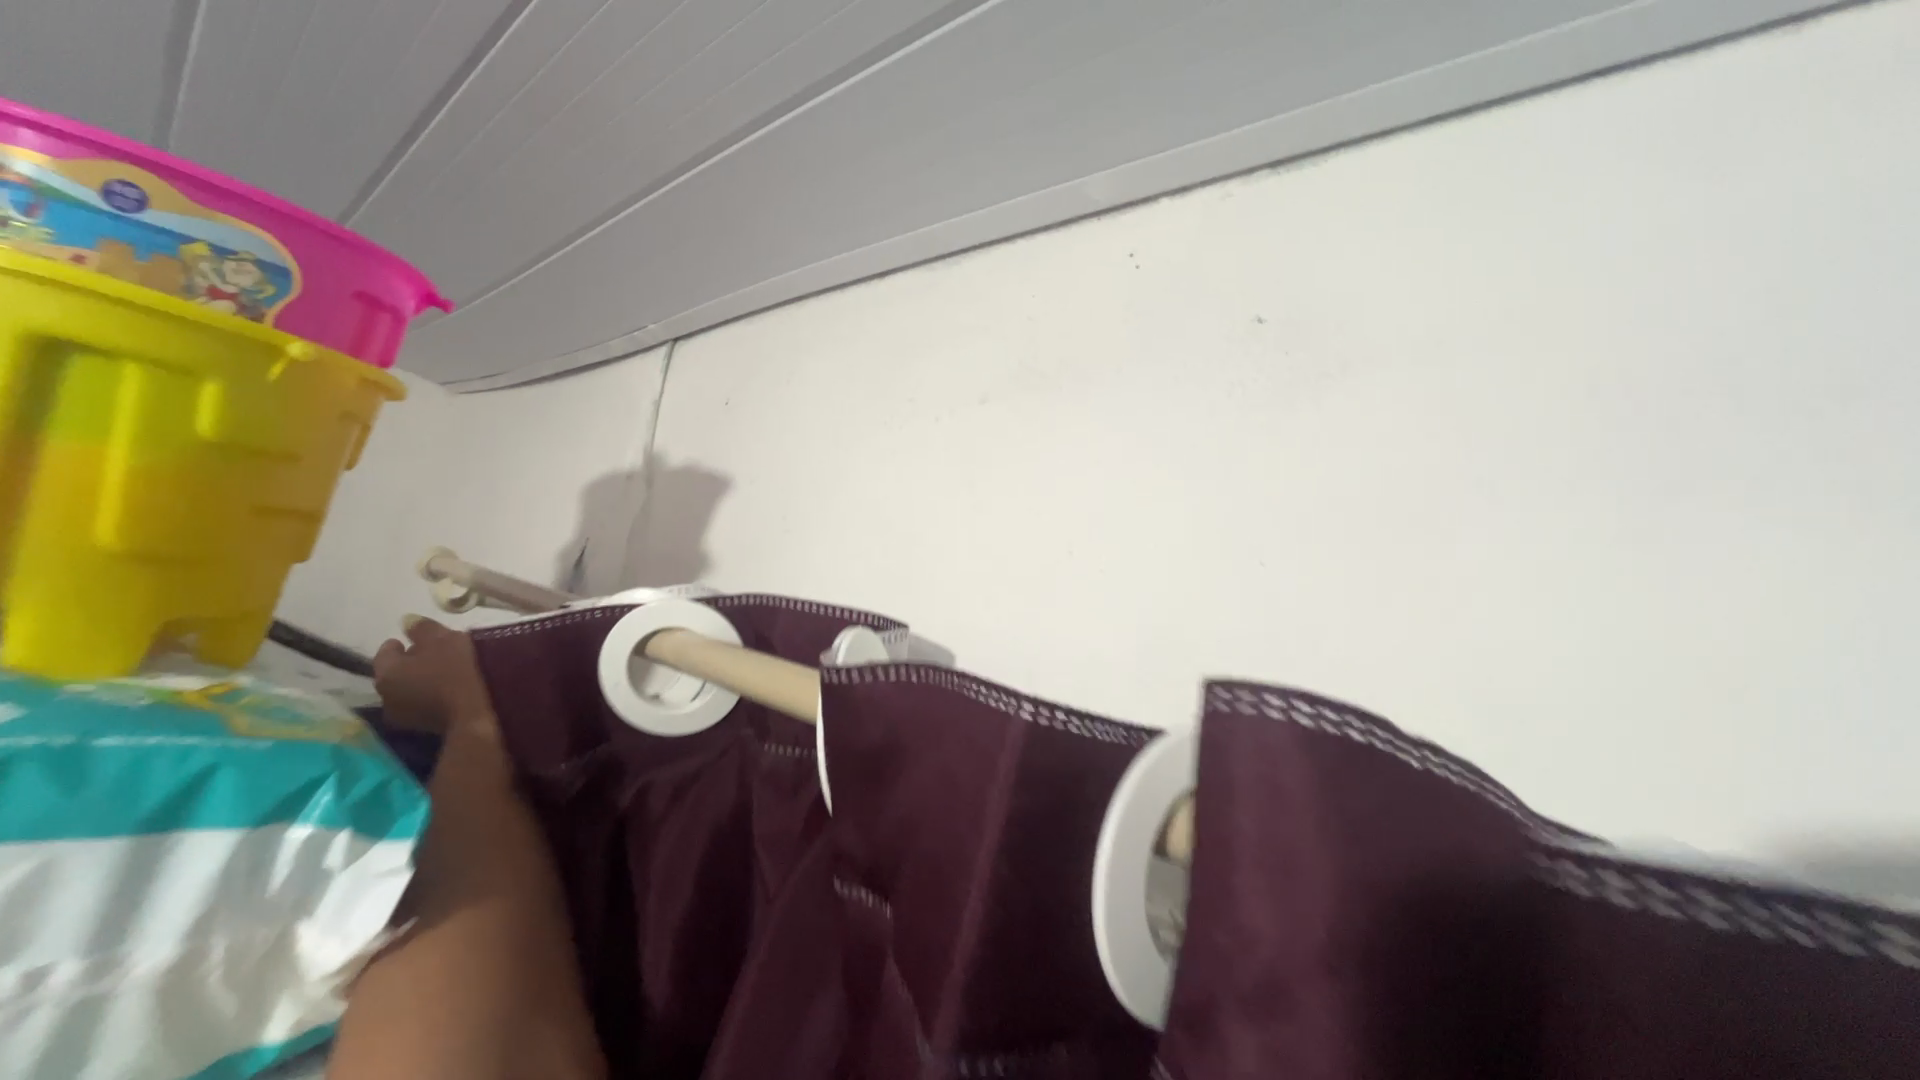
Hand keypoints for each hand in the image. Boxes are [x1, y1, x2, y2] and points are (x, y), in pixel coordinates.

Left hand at [373, 617, 495, 737]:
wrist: (475, 716)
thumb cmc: (457, 673)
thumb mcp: (444, 640)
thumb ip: (422, 629)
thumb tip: (406, 620)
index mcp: (386, 673)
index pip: (385, 652)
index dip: (402, 642)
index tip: (421, 639)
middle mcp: (385, 696)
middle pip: (396, 672)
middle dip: (412, 663)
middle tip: (437, 654)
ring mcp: (403, 716)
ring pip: (409, 689)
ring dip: (422, 681)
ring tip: (445, 672)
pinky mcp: (422, 728)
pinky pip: (422, 703)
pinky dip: (432, 695)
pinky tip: (450, 690)